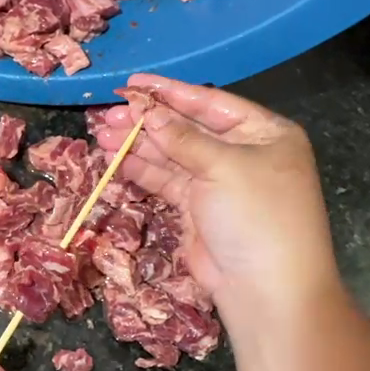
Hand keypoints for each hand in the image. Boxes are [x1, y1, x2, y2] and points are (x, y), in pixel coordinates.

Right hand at [91, 74, 339, 321]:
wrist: (266, 287)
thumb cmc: (257, 215)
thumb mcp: (223, 167)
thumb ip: (181, 137)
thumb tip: (146, 110)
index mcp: (264, 133)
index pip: (210, 103)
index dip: (170, 92)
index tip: (133, 84)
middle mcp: (242, 153)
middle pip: (187, 128)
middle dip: (148, 121)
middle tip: (109, 114)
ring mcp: (217, 182)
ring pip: (171, 155)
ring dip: (138, 145)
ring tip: (103, 135)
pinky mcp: (196, 208)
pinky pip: (165, 180)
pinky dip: (140, 170)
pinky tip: (115, 159)